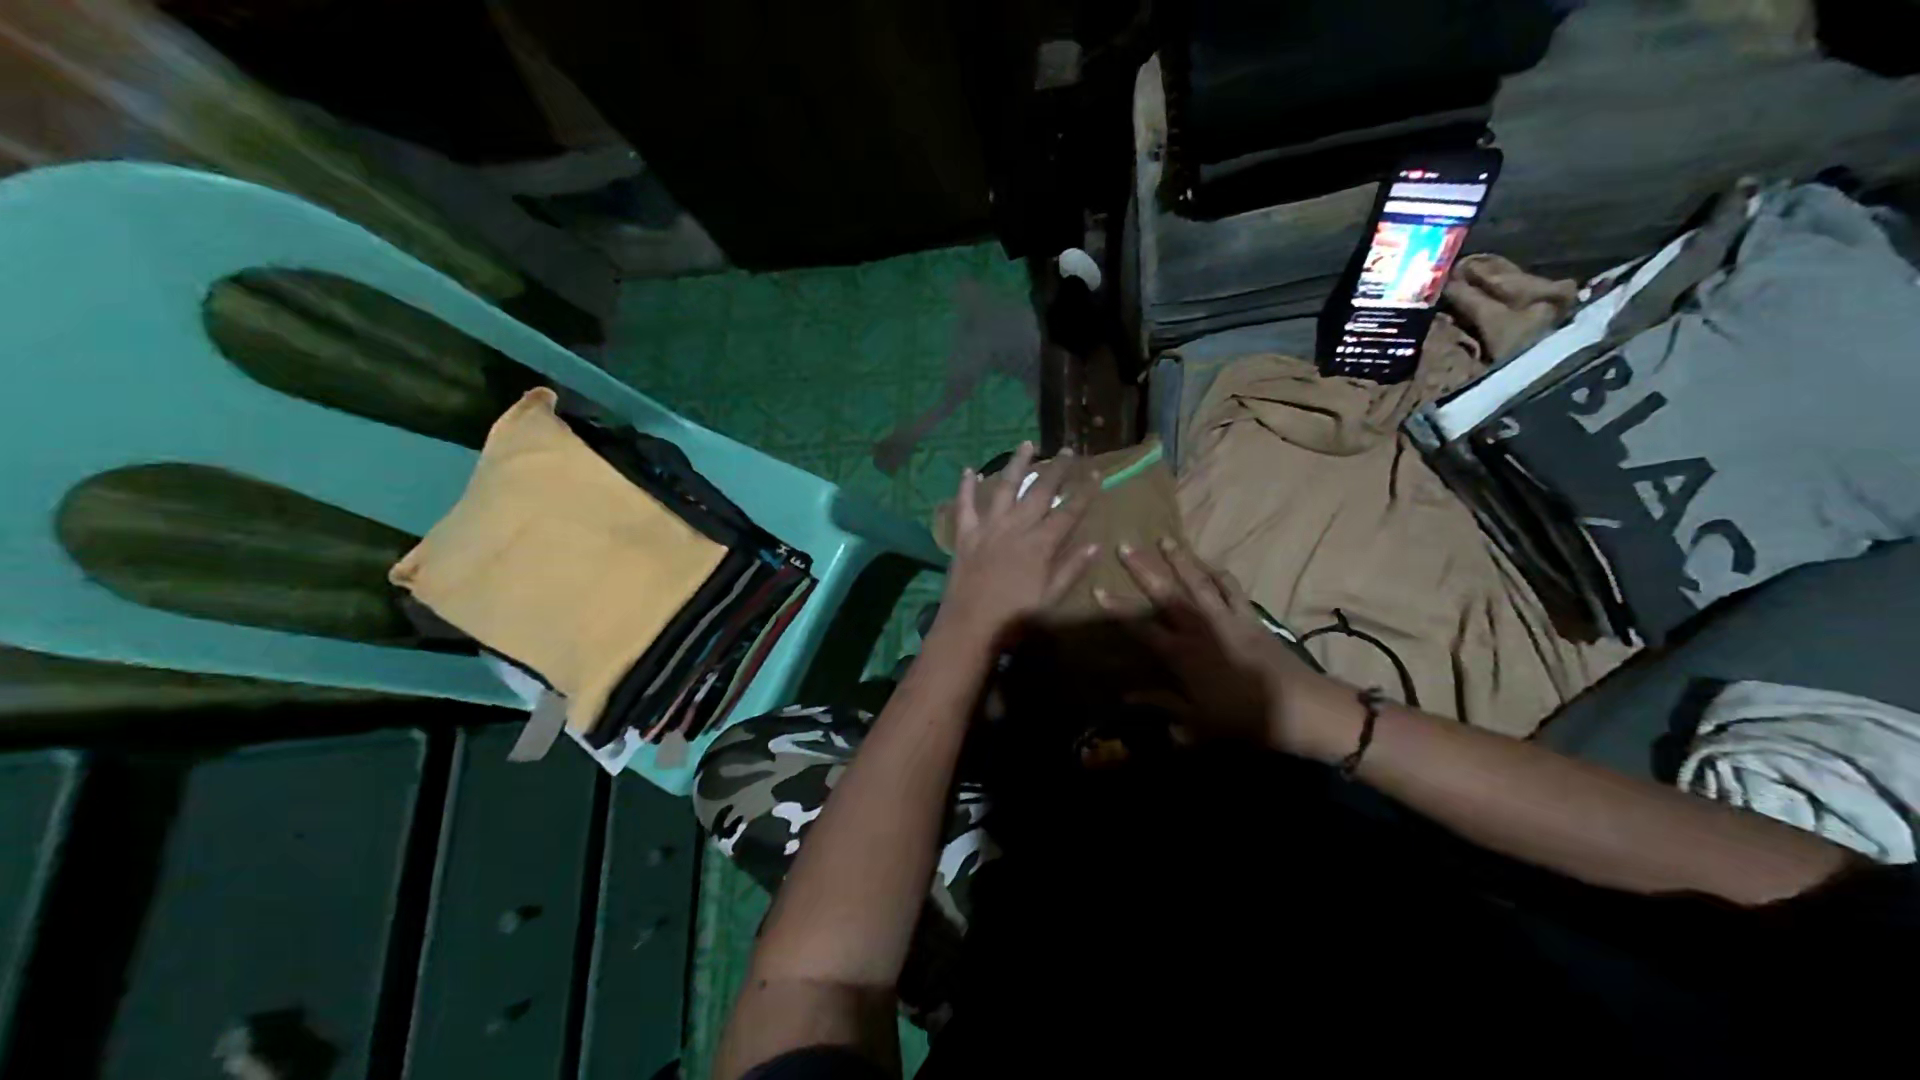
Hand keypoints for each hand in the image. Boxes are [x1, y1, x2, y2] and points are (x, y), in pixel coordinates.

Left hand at [938, 442, 1098, 644]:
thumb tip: (1095, 544)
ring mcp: (988, 528)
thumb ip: (1071, 569)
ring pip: (1004, 487)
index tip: (1097, 474)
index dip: (1084, 493)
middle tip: (1068, 451)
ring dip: (1016, 464)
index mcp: (1040, 544)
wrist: (970, 626)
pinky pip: (965, 505)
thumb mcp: (1051, 598)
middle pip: (1039, 491)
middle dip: (1057, 469)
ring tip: (1027, 444)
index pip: (1068, 512)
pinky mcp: (965, 534)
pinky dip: (966, 486)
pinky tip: (970, 469)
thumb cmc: (1015, 617)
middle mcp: (1016, 527)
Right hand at [1110, 539, 1349, 757]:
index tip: (1098, 589)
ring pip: (1199, 583)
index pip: (1142, 628)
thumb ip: (1161, 703)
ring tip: (1165, 539)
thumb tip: (1125, 697)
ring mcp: (1227, 619)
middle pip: (1167, 594)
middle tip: (1125, 545)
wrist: (1301, 709)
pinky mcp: (1251, 617)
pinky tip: (1211, 564)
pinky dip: (1221, 575)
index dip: (1118, 609)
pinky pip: (1234, 590)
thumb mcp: (1197, 721)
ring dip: (1181, 560)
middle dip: (1144, 569)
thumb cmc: (1244, 719)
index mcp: (1183, 655)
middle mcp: (1201, 629)